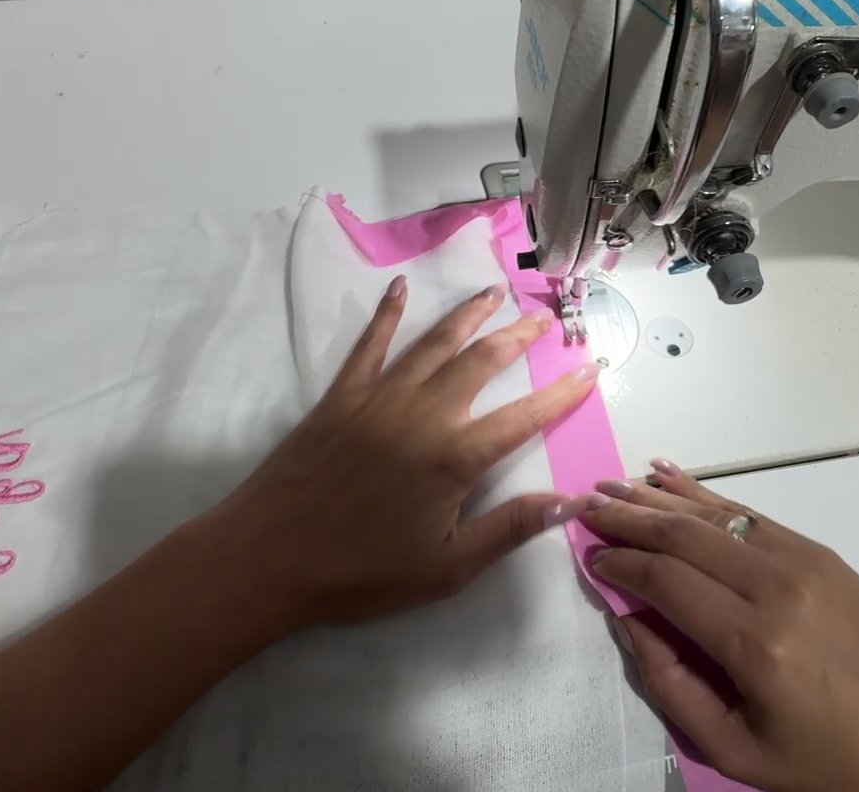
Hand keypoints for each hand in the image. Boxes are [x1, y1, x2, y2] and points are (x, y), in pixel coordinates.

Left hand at [207, 277, 597, 630]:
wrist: (267, 558)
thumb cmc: (362, 571)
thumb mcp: (446, 569)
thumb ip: (508, 529)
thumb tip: (568, 500)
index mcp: (455, 457)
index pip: (524, 417)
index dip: (563, 394)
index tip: (591, 369)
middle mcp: (425, 413)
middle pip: (482, 361)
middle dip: (519, 336)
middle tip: (544, 317)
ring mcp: (381, 397)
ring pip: (435, 343)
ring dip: (468, 314)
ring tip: (495, 292)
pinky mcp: (343, 394)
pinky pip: (370, 344)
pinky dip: (387, 313)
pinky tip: (399, 286)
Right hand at [582, 468, 858, 791]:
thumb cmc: (832, 766)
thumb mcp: (738, 752)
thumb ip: (671, 684)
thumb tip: (626, 620)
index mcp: (755, 644)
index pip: (665, 582)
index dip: (619, 565)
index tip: (588, 556)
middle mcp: (775, 587)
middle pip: (683, 535)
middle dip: (627, 517)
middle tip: (584, 503)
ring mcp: (801, 560)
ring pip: (713, 514)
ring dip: (658, 497)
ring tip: (614, 485)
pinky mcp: (818, 550)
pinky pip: (748, 513)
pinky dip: (704, 493)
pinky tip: (671, 476)